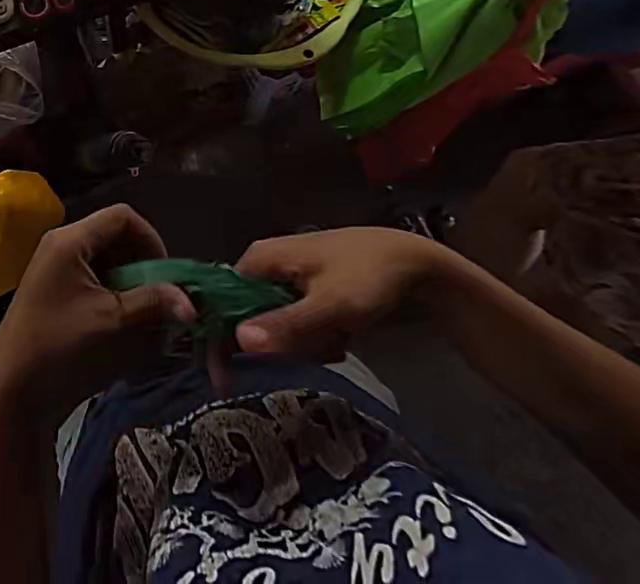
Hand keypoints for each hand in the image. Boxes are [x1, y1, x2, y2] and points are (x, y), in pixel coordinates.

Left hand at [0, 204, 195, 416]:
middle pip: (115, 236)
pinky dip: (112, 293)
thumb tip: (192, 301)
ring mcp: (54, 268)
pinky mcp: (54, 291)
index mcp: (70, 241)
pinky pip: (93, 277)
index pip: (123, 217)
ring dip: (129, 280)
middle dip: (141, 263)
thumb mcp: (112, 322)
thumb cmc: (60, 348)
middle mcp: (60, 245)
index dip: (151, 239)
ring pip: (106, 258)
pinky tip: (120, 321)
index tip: (165, 274)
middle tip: (156, 295)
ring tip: (140, 311)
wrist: (11, 394)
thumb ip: (154, 303)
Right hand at [233, 227, 470, 357]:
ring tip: (335, 341)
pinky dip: (315, 339)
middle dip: (278, 344)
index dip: (220, 339)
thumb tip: (239, 342)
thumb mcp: (332, 305)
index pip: (219, 301)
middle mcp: (268, 266)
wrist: (420, 266)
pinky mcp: (310, 294)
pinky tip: (342, 339)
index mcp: (261, 258)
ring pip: (276, 327)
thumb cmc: (371, 276)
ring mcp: (290, 280)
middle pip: (248, 318)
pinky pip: (296, 326)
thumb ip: (287, 325)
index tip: (226, 380)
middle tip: (313, 350)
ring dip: (302, 344)